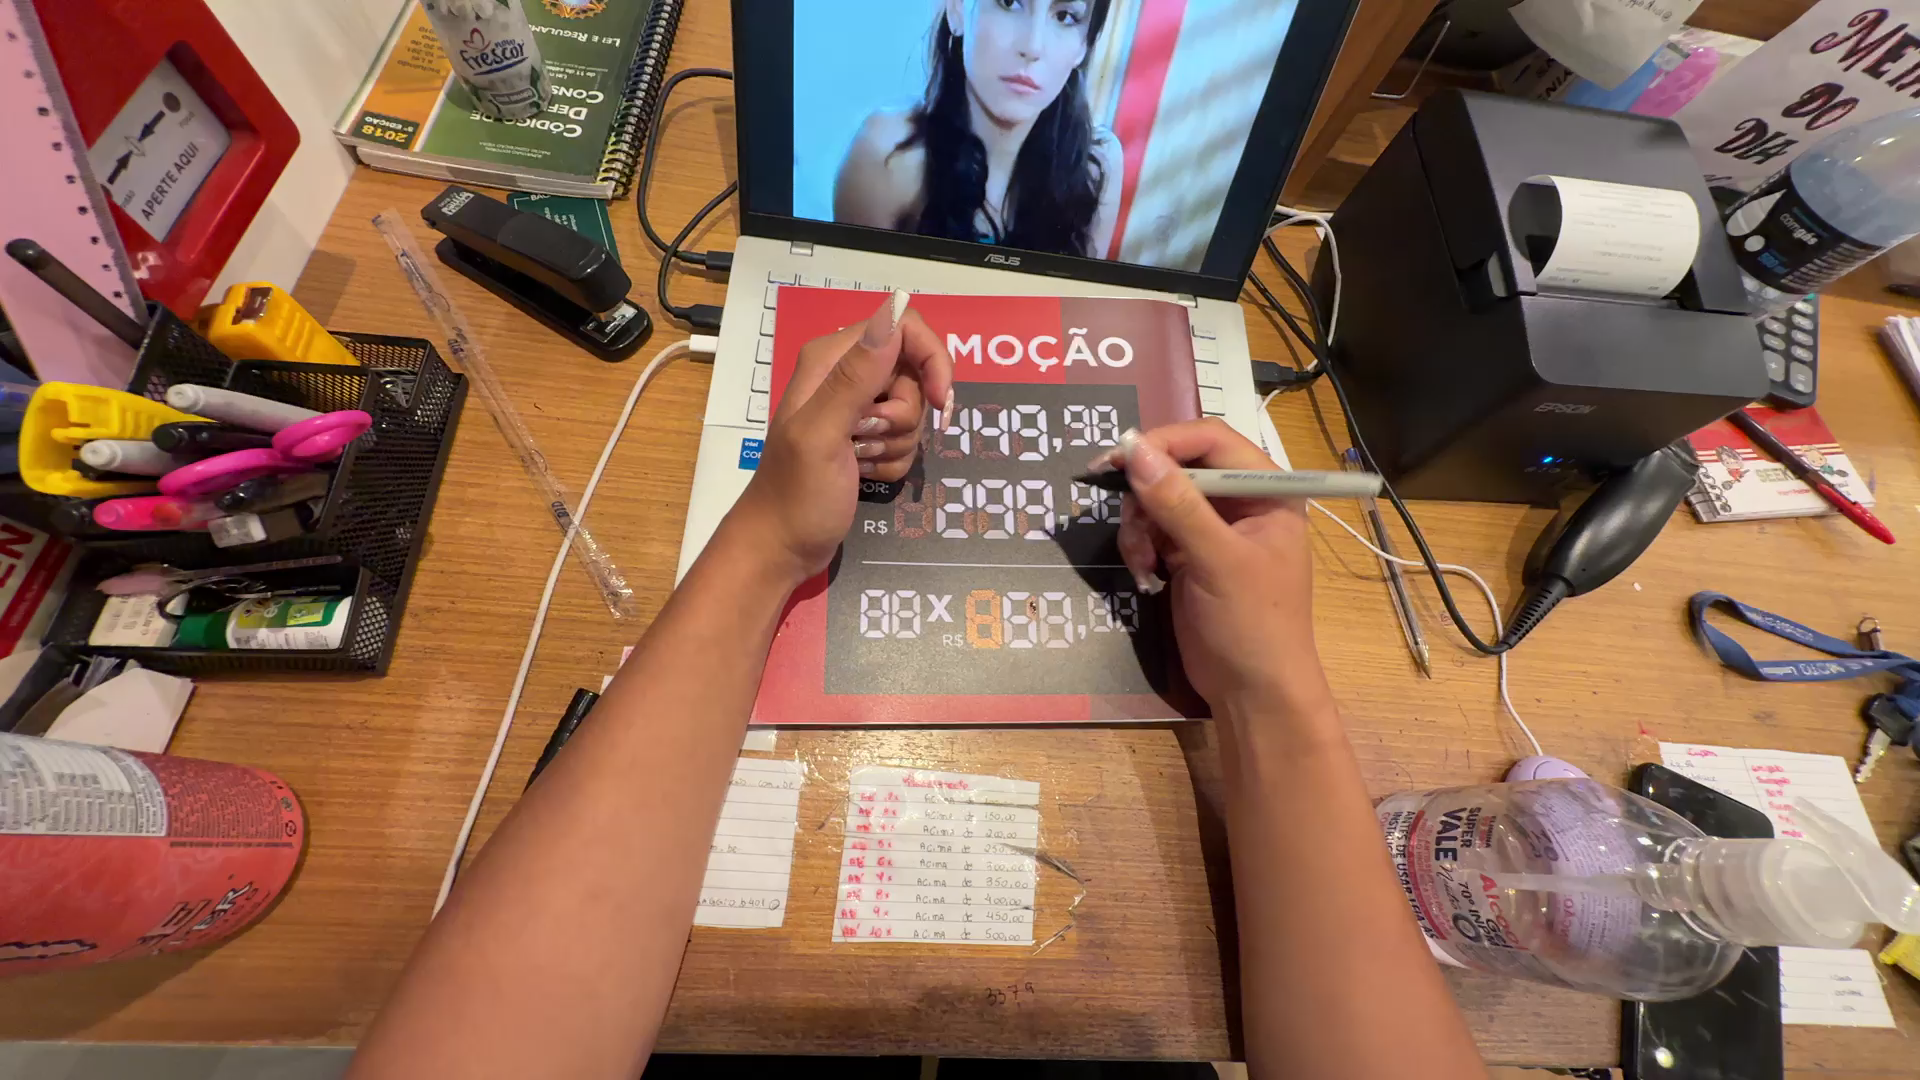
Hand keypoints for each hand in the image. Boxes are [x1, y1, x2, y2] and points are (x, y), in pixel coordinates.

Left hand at [724, 290, 954, 584]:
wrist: (782, 545)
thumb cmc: (795, 494)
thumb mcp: (822, 434)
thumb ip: (855, 378)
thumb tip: (894, 319)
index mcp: (831, 358)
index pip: (904, 326)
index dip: (932, 360)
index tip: (940, 402)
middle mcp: (847, 375)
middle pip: (916, 374)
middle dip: (905, 416)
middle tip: (865, 438)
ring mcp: (859, 409)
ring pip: (915, 411)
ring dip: (895, 444)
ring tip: (857, 459)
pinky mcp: (868, 438)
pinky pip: (906, 440)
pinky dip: (891, 461)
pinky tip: (862, 472)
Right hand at [1104, 419, 1327, 709]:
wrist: (1251, 692)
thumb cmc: (1252, 624)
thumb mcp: (1216, 561)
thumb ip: (1177, 504)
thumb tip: (1133, 451)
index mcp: (1266, 490)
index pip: (1209, 440)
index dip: (1164, 442)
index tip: (1119, 459)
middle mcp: (1239, 500)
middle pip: (1176, 467)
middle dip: (1146, 496)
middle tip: (1129, 525)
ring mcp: (1211, 527)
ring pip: (1156, 499)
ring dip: (1139, 529)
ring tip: (1143, 565)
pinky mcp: (1187, 552)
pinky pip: (1151, 530)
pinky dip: (1140, 549)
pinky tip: (1146, 577)